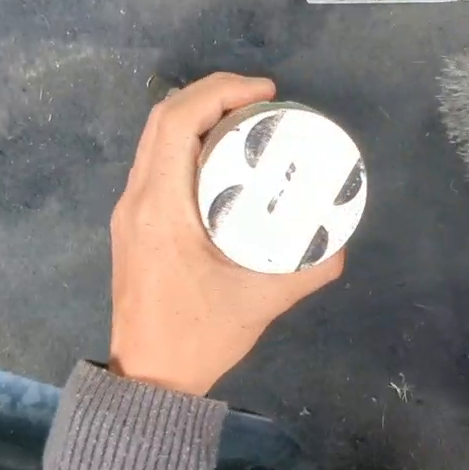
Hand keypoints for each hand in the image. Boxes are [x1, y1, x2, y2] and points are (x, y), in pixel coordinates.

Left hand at [108, 73, 344, 395]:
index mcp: (161, 208)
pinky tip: (224, 163)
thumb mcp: (262, 302)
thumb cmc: (198, 337)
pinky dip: (188, 146)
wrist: (148, 377)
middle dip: (212, 96)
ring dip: (198, 119)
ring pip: (156, 141)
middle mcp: (136, 199)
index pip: (177, 122)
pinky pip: (157, 164)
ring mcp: (129, 212)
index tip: (266, 93)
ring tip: (248, 125)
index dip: (220, 92)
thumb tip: (339, 246)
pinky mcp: (132, 225)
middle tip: (262, 103)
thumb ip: (308, 271)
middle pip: (162, 120)